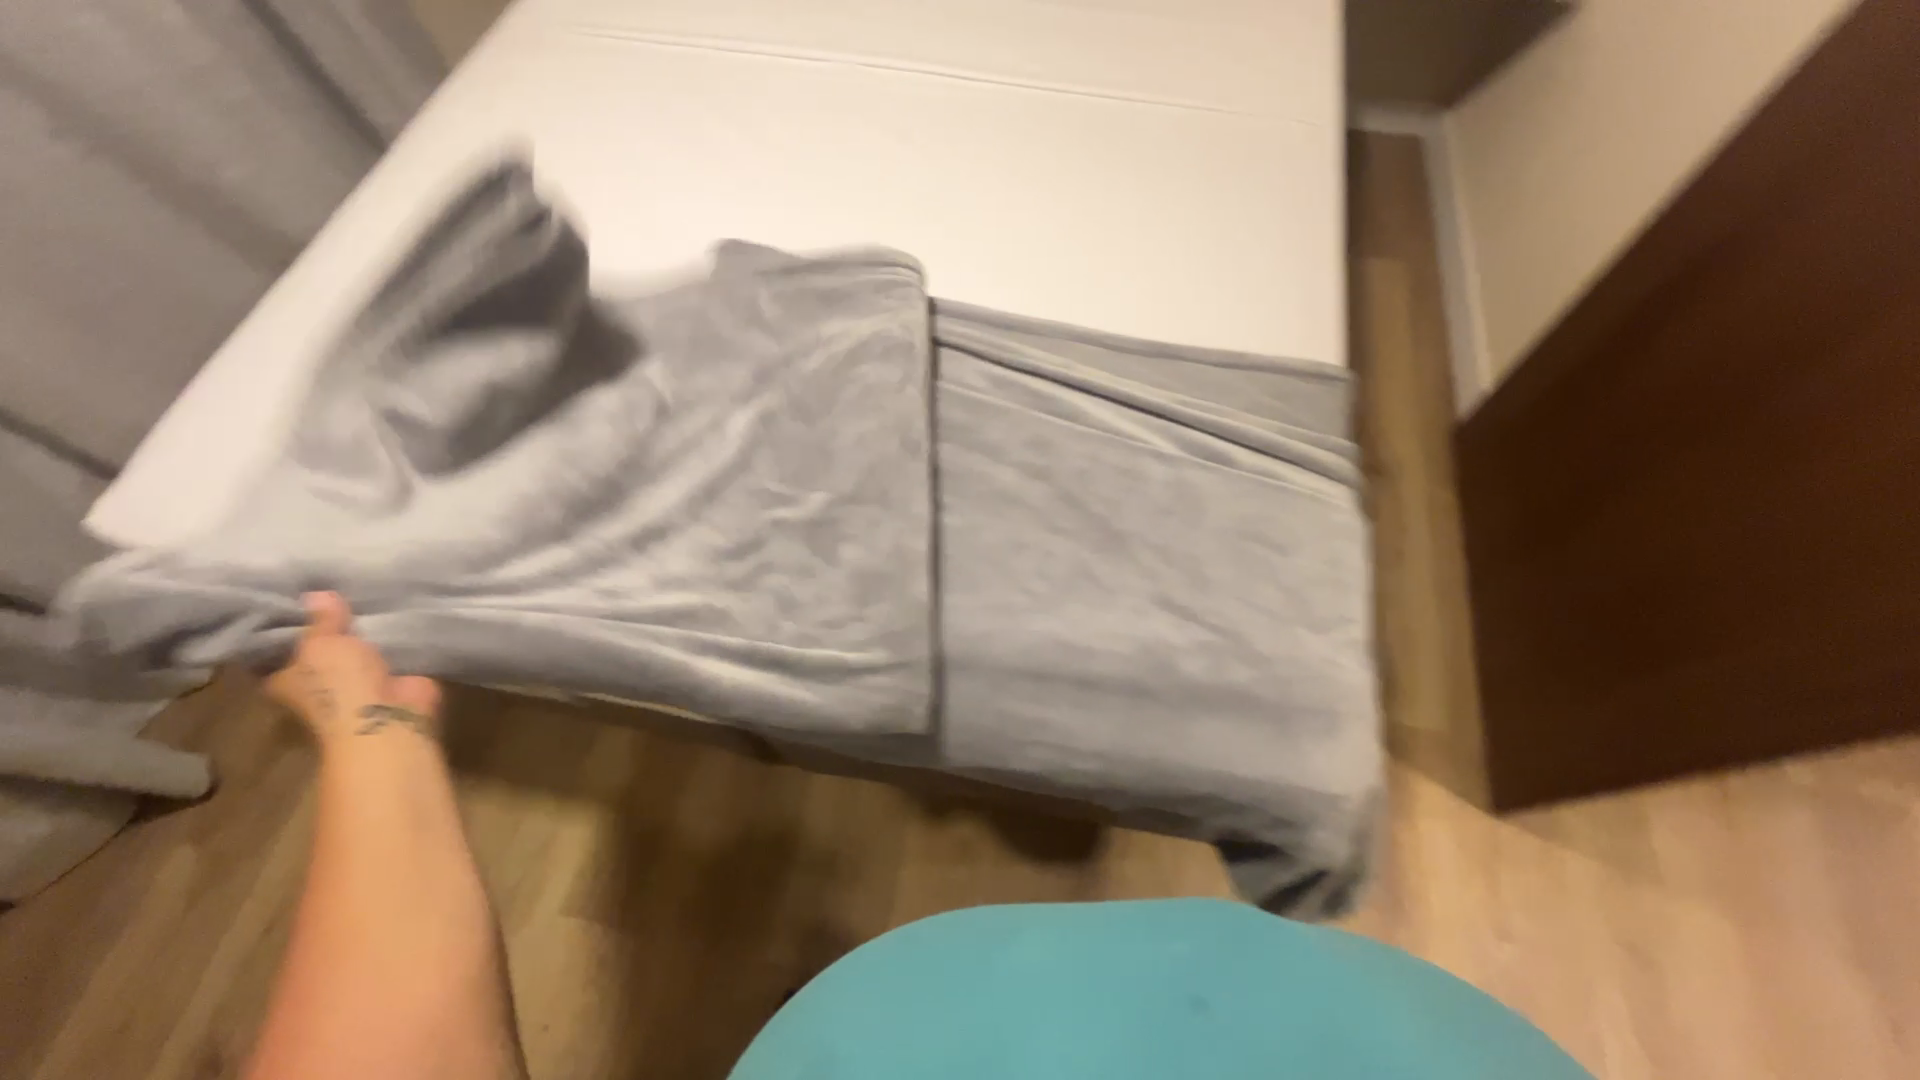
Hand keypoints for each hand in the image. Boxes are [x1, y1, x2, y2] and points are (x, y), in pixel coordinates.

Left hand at [266, 592, 442, 744]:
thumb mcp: (321, 643)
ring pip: (358, 651)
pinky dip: (399, 640)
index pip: (276, 649)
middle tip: (339, 588)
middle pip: (321, 649)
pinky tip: (404, 613)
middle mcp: (318, 683)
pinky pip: (394, 654)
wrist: (387, 717)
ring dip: (367, 633)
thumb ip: (322, 619)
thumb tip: (316, 593)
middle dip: (331, 625)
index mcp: (285, 678)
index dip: (284, 625)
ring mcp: (358, 684)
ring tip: (374, 592)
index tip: (294, 596)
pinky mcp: (394, 683)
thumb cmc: (338, 683)